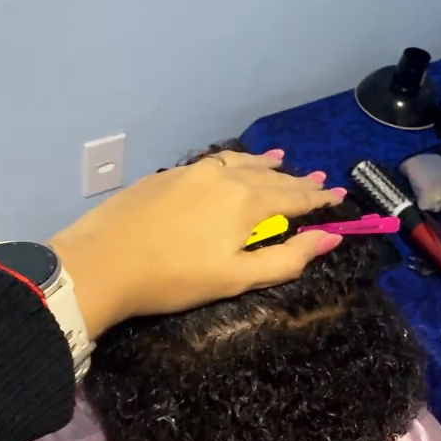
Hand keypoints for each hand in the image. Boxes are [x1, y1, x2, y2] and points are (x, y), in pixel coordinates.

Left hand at [50, 149, 344, 337]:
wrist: (101, 263)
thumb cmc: (173, 279)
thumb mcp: (235, 278)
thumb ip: (285, 259)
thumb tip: (329, 239)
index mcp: (246, 202)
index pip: (293, 198)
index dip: (318, 200)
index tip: (338, 197)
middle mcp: (224, 178)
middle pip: (270, 178)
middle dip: (297, 182)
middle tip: (319, 181)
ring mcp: (191, 172)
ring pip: (239, 163)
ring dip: (265, 164)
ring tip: (281, 160)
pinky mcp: (165, 176)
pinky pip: (211, 163)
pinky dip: (232, 163)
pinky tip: (229, 165)